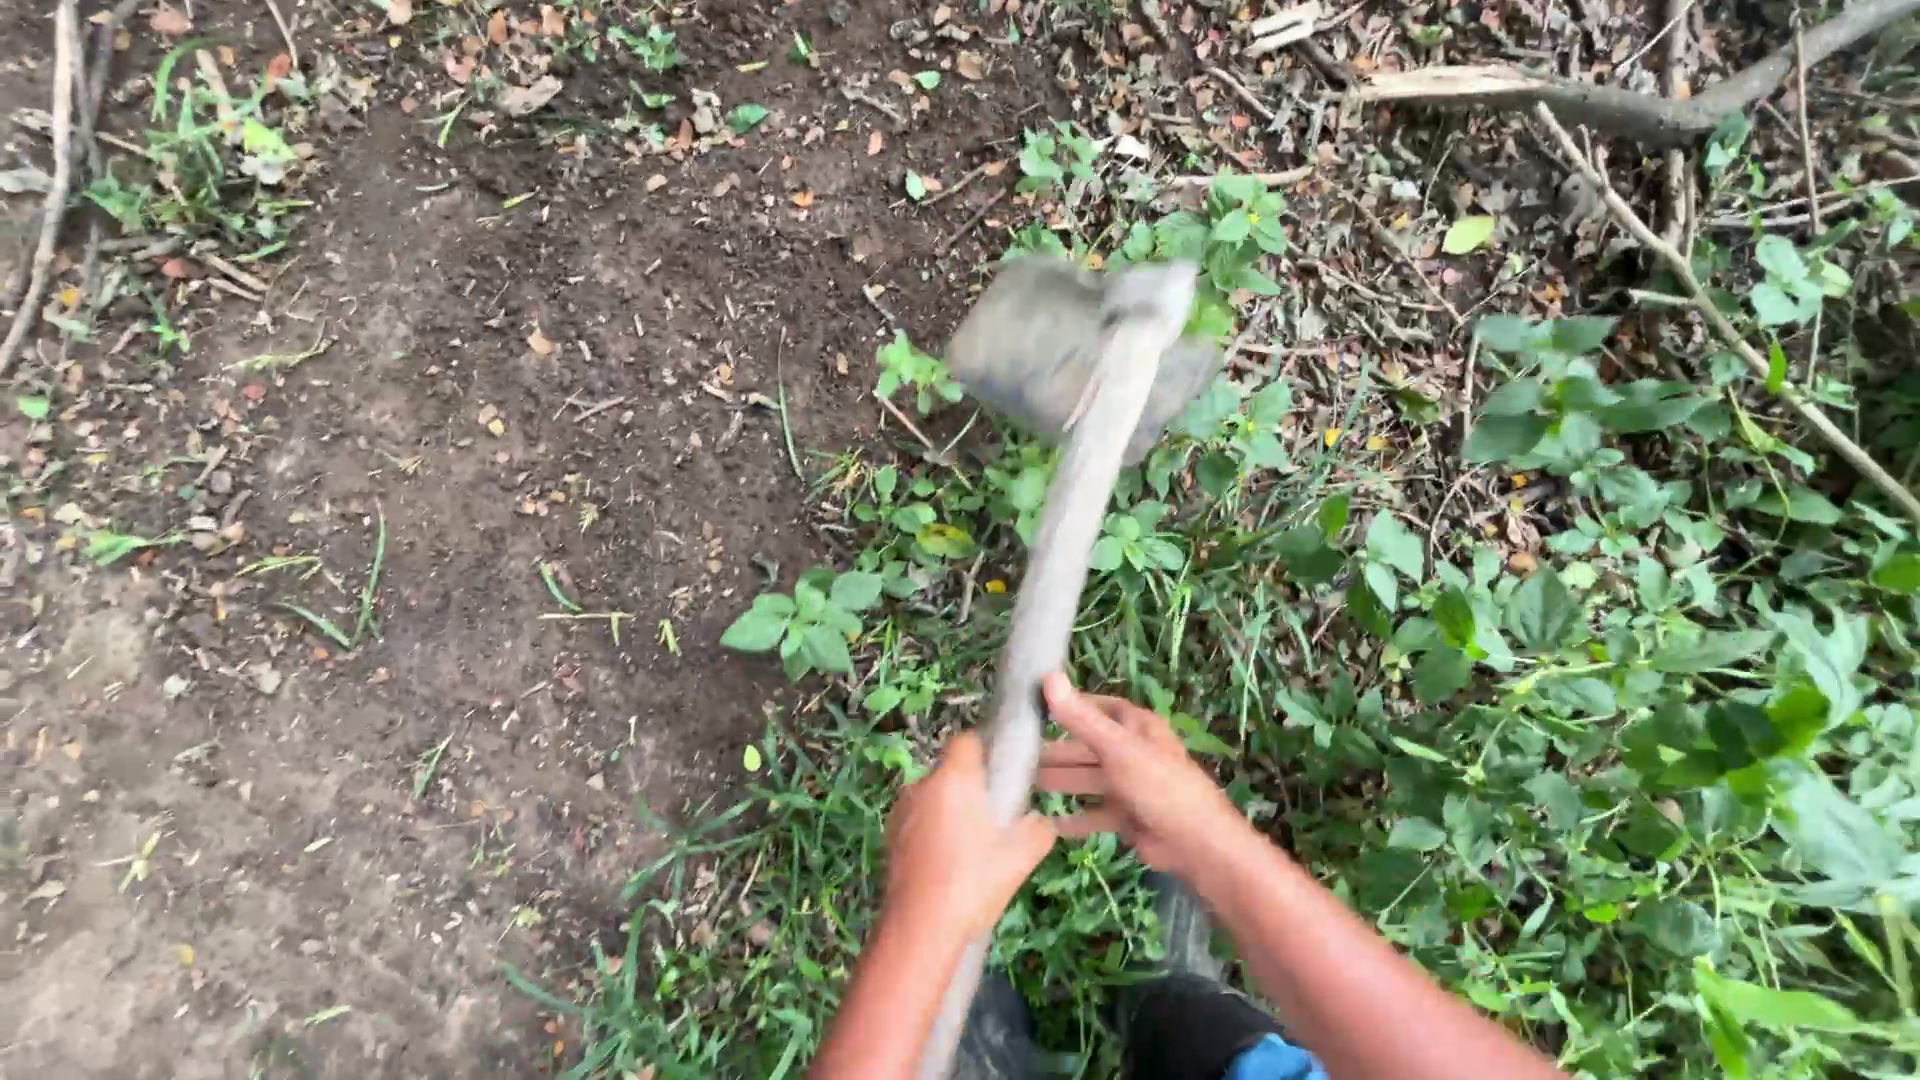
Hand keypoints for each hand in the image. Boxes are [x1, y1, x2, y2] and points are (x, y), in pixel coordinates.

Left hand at [884, 731, 1056, 939]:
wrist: (920, 927)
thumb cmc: (973, 882)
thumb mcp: (1021, 857)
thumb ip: (1038, 829)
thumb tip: (1040, 820)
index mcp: (954, 778)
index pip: (967, 740)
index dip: (985, 750)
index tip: (1000, 772)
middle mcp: (922, 784)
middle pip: (950, 770)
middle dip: (969, 786)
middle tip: (991, 816)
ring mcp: (901, 809)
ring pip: (932, 796)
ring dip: (948, 809)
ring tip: (968, 845)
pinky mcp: (889, 834)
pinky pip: (917, 819)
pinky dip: (930, 830)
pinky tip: (945, 862)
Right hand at [1035, 672, 1247, 881]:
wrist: (1197, 844)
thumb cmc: (1158, 784)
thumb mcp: (1116, 747)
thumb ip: (1080, 718)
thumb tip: (1048, 677)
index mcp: (1136, 727)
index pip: (1098, 708)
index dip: (1071, 706)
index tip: (1036, 707)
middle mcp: (1132, 751)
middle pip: (1087, 747)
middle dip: (1056, 751)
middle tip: (1018, 754)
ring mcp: (1130, 785)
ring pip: (1088, 779)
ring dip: (1061, 781)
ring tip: (1025, 784)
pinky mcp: (1128, 816)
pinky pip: (1095, 813)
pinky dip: (1075, 818)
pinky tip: (1049, 821)